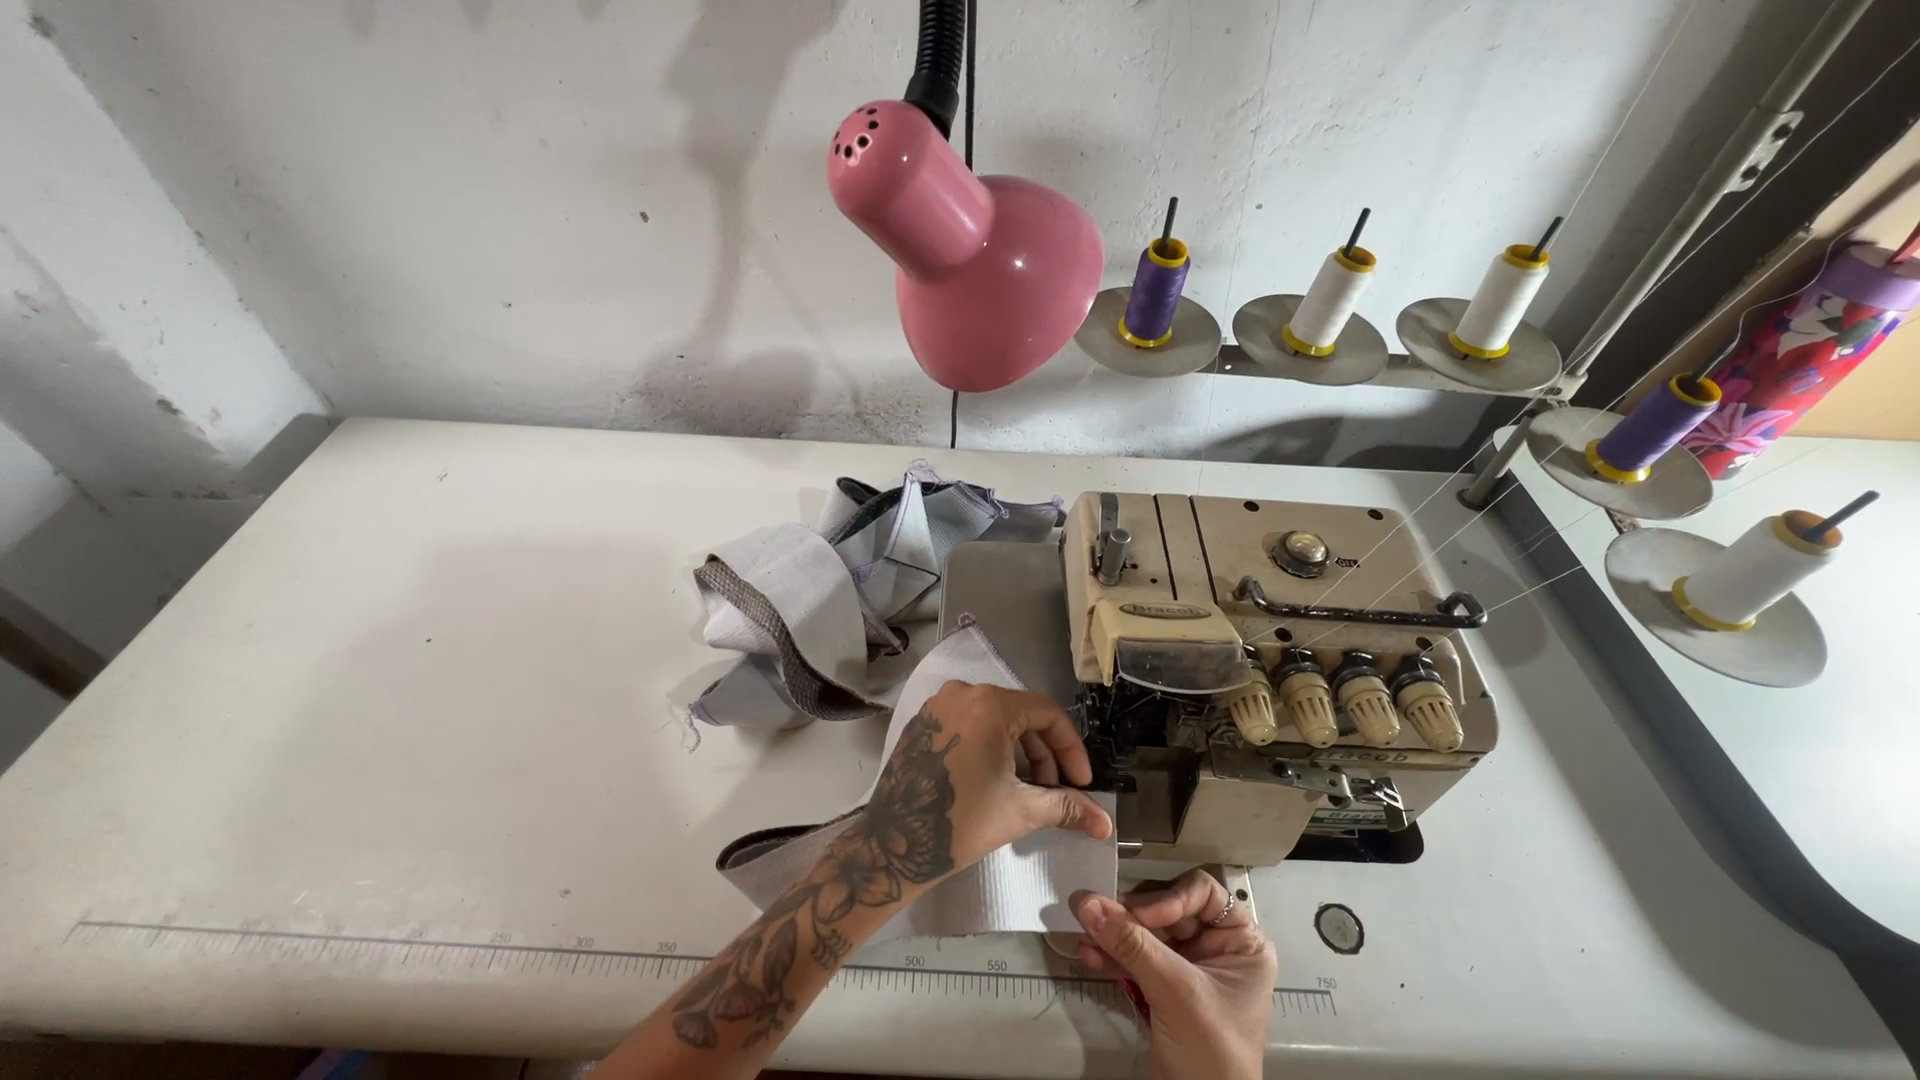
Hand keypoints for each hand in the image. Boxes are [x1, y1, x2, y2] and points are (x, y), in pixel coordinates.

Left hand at [879, 681, 1112, 888]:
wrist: (893, 846)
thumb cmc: (960, 822)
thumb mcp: (1021, 811)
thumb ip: (1067, 807)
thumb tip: (1106, 825)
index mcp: (989, 705)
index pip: (1048, 714)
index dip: (1071, 748)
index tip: (1080, 782)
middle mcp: (962, 693)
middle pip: (1021, 715)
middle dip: (1045, 753)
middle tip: (1055, 790)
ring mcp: (938, 706)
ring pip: (995, 720)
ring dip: (1019, 751)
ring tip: (1028, 789)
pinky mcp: (923, 723)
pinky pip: (969, 724)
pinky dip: (991, 746)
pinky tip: (997, 779)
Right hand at [1072, 870, 1274, 1079]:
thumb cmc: (1211, 1053)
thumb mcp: (1177, 993)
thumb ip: (1132, 945)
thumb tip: (1087, 903)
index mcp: (1242, 943)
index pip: (1203, 894)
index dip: (1169, 897)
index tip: (1137, 915)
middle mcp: (1217, 948)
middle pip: (1168, 910)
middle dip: (1131, 916)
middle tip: (1095, 917)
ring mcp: (1188, 968)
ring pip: (1146, 934)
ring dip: (1114, 934)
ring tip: (1083, 935)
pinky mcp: (1163, 988)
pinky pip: (1134, 958)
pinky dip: (1112, 955)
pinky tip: (1088, 954)